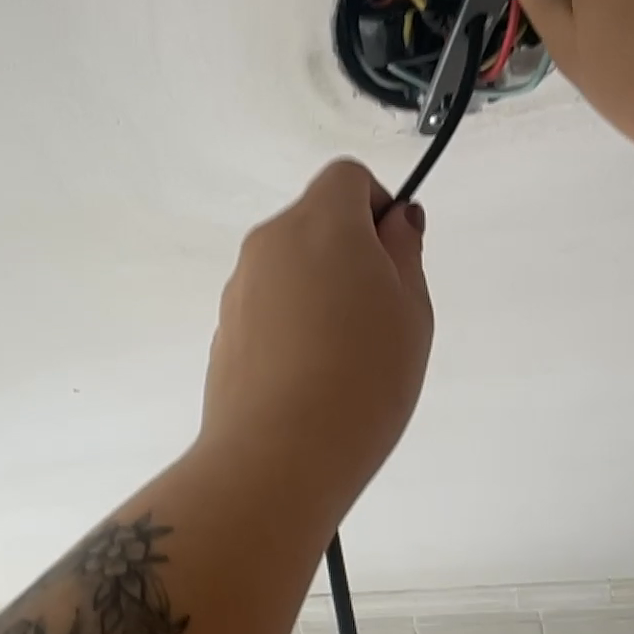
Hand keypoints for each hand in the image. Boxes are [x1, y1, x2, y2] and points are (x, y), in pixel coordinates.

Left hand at [198, 159, 432, 505]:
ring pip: (288, 271)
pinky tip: (307, 377)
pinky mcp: (222, 334)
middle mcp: (267, 245)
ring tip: (342, 358)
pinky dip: (289, 326)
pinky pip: (265, 311)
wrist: (278, 455)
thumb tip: (393, 221)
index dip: (377, 207)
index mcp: (318, 223)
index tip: (393, 259)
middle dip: (348, 253)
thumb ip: (403, 253)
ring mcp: (237, 291)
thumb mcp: (411, 310)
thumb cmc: (364, 377)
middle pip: (313, 224)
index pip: (346, 179)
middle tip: (377, 316)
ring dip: (317, 292)